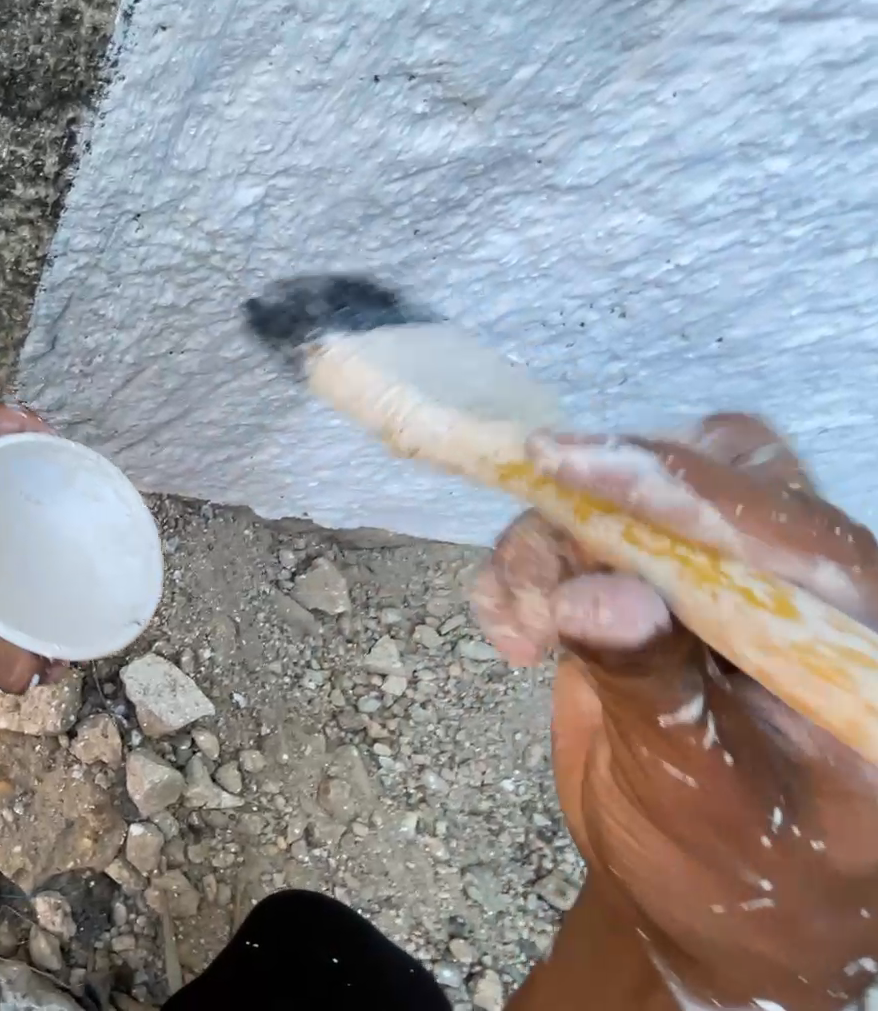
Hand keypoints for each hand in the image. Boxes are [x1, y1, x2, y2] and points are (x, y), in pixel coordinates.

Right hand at [474, 414, 877, 1009]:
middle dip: (596, 510)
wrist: (702, 894)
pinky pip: (556, 544)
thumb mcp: (705, 791)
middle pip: (698, 479)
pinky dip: (512, 578)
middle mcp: (790, 591)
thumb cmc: (739, 866)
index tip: (558, 460)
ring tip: (522, 634)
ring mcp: (706, 586)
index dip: (668, 482)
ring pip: (605, 506)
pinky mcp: (633, 592)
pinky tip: (512, 637)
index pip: (776, 525)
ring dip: (536, 555)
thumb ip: (659, 689)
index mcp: (858, 636)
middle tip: (543, 580)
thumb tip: (593, 595)